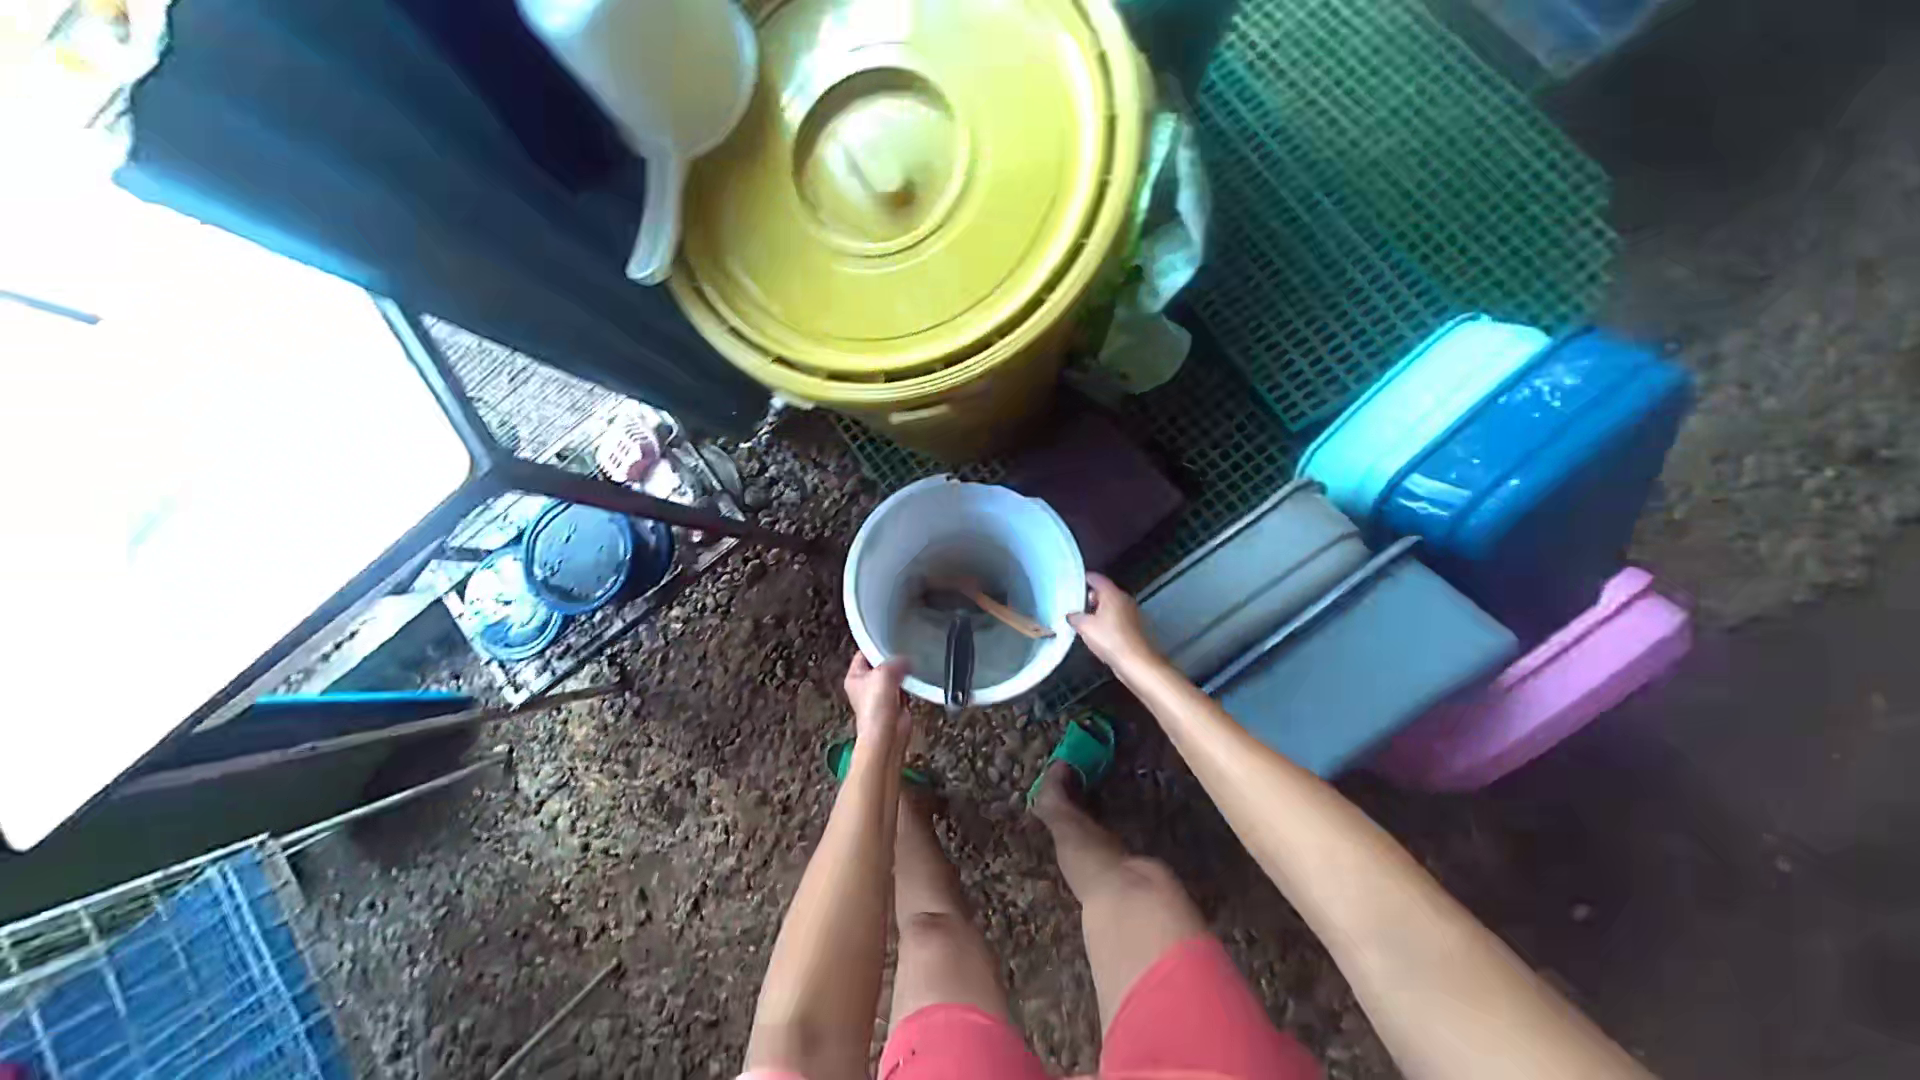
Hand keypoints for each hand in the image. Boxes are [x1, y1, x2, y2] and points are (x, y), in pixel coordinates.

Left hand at [844, 652, 910, 745]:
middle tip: (902, 656)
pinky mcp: (894, 704)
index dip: (876, 646)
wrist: (887, 734)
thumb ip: (896, 660)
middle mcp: (866, 686)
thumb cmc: (875, 708)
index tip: (889, 640)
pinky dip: (909, 687)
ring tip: (908, 671)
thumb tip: (905, 659)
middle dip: (893, 662)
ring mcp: (880, 695)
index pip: (864, 654)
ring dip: (902, 675)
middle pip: (881, 665)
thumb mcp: (884, 672)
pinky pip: (904, 689)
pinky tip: (912, 685)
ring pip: (894, 677)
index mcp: (855, 676)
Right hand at [1067, 572, 1160, 671]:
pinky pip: (1117, 616)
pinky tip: (1098, 631)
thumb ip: (1075, 617)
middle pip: (1104, 591)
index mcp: (1112, 594)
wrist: (1137, 661)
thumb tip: (1071, 614)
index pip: (1096, 578)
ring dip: (1098, 610)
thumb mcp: (1085, 627)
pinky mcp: (1134, 625)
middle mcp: (1124, 598)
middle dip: (1089, 596)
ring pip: (1111, 604)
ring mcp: (1131, 612)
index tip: (1071, 583)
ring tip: (1083, 619)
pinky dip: (1106, 619)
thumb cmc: (1110, 639)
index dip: (1083, 579)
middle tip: (1074, 605)